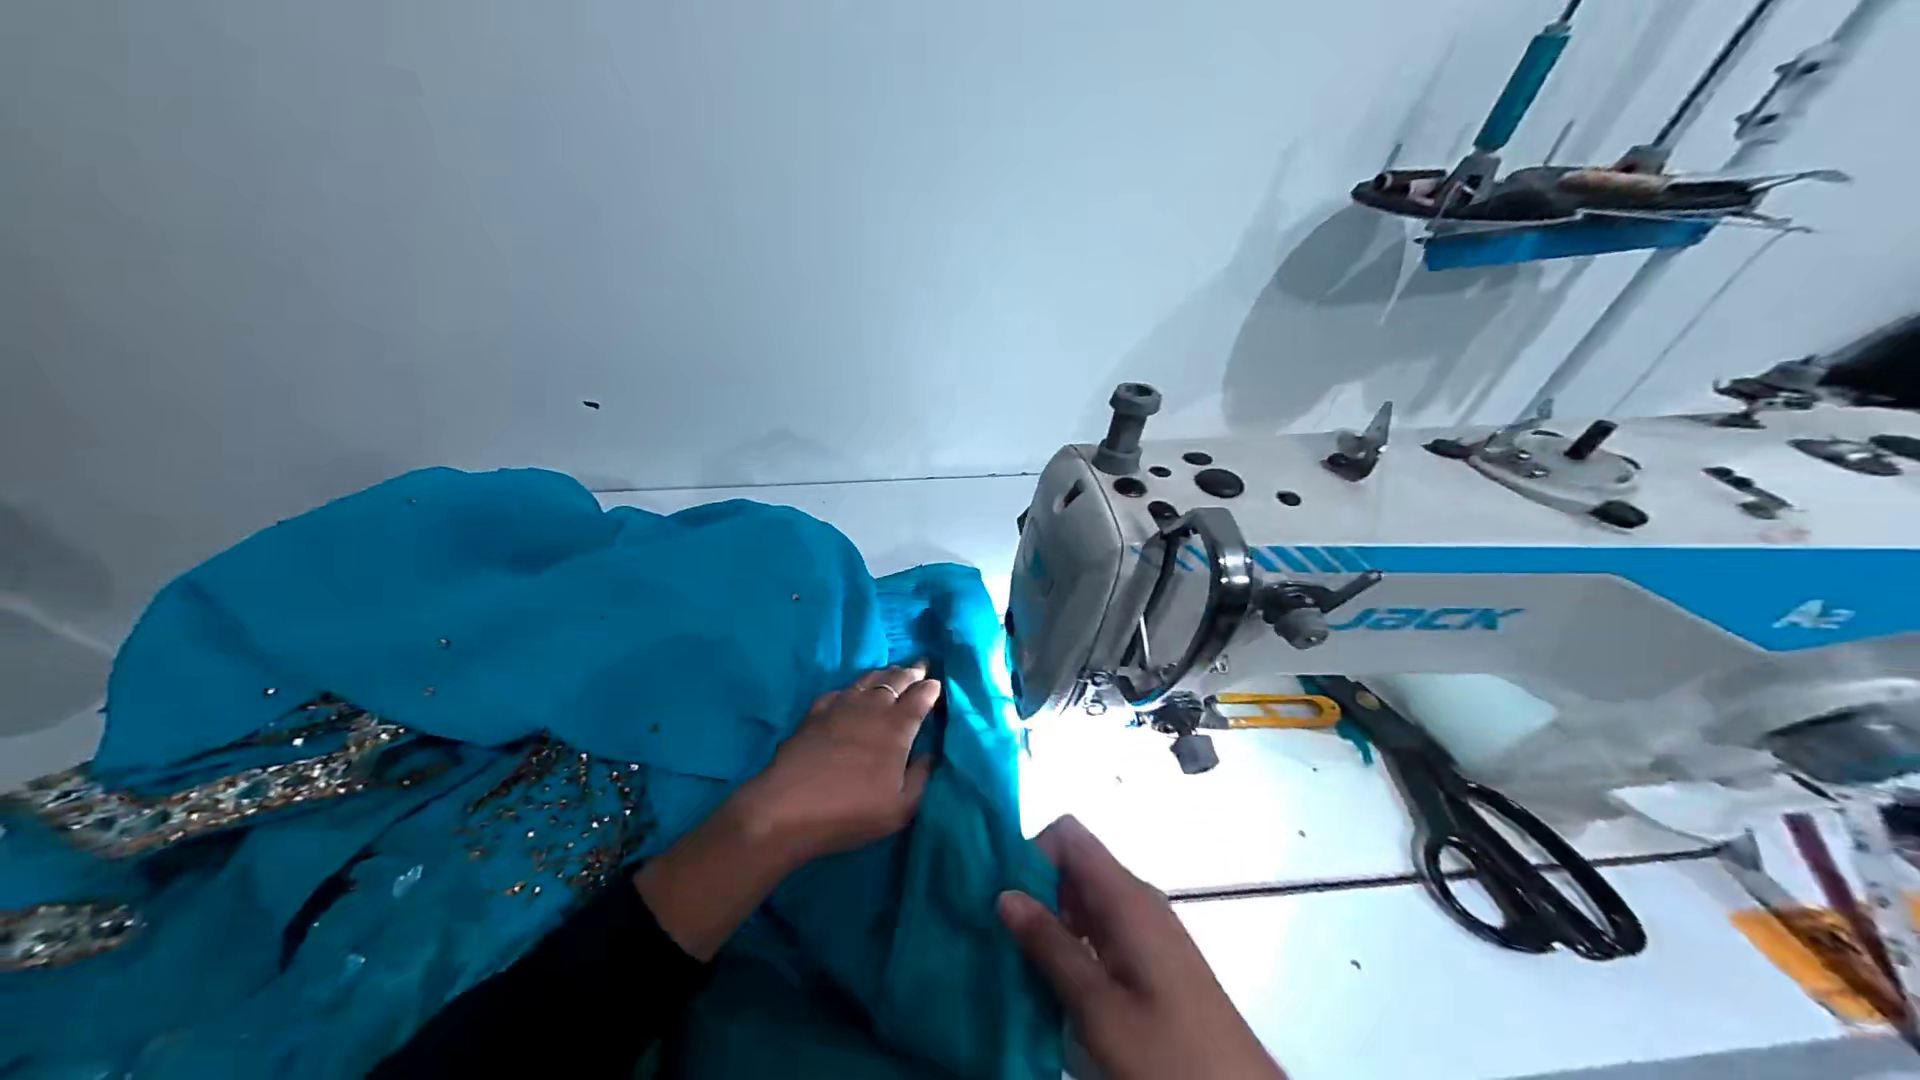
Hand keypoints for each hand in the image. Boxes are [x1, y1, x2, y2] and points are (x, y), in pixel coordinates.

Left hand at [729, 663, 939, 861]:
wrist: (787, 808)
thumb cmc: (851, 811)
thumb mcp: (901, 807)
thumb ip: (921, 776)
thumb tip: (931, 753)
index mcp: (897, 726)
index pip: (921, 696)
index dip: (931, 688)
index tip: (937, 684)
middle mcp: (872, 707)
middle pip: (896, 679)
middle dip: (912, 672)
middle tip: (921, 666)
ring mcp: (841, 705)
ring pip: (868, 679)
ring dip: (885, 674)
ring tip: (893, 672)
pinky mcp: (815, 712)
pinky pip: (841, 690)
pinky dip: (854, 687)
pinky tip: (853, 692)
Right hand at [998, 816, 1285, 1079]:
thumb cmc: (1170, 1057)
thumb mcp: (1099, 1009)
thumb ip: (1051, 946)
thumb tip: (1005, 893)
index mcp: (1126, 897)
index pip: (1069, 835)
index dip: (1032, 854)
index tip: (1007, 901)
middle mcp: (1137, 900)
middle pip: (1073, 867)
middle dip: (1034, 893)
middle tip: (1005, 941)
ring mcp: (1146, 929)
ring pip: (1083, 901)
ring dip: (1049, 925)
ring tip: (1021, 968)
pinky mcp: (1152, 958)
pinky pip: (1100, 931)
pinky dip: (1071, 947)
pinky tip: (1053, 989)